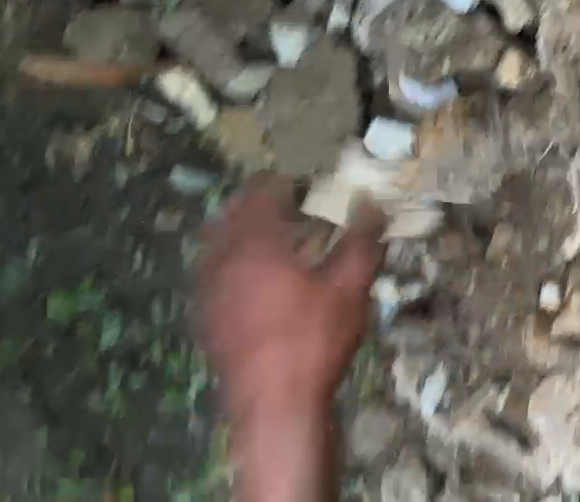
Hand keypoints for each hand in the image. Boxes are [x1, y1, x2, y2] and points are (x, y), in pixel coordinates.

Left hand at [199, 178, 382, 418]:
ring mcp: (208, 294)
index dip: (283, 181)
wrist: (276, 402)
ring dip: (242, 231)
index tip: (307, 176)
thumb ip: (362, 238)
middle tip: (290, 197)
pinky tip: (260, 273)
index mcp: (256, 247)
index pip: (260, 196)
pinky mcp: (206, 319)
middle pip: (230, 217)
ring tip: (276, 231)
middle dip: (257, 202)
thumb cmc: (316, 335)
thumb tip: (373, 204)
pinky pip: (214, 274)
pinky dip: (234, 260)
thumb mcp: (352, 282)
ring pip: (217, 246)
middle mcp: (222, 264)